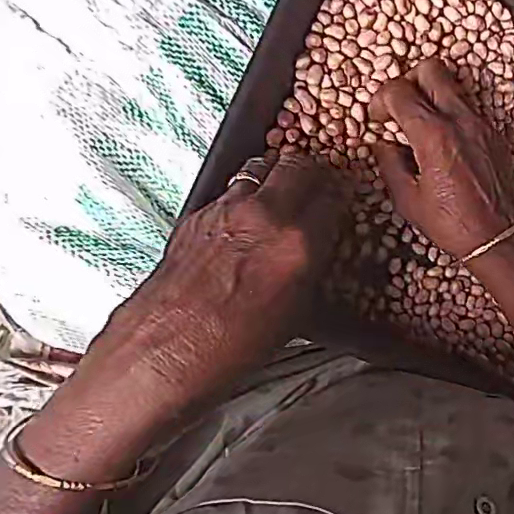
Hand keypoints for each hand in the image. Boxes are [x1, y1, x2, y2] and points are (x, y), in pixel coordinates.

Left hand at [73, 153, 342, 420]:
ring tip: (286, 195)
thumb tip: (318, 245)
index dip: (343, 195)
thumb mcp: (297, 309)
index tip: (345, 198)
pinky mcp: (198, 214)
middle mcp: (262, 216)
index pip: (333, 196)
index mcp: (297, 244)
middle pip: (298, 165)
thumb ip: (311, 265)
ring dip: (278, 176)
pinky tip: (250, 218)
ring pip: (261, 168)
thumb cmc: (238, 343)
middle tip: (321, 183)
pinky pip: (233, 189)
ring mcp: (226, 210)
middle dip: (314, 171)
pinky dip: (248, 194)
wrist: (168, 348)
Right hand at [367, 59, 513, 259]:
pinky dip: (452, 114)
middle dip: (408, 81)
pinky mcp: (495, 136)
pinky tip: (444, 142)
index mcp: (434, 136)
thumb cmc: (453, 224)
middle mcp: (461, 122)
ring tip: (421, 125)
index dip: (380, 100)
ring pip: (453, 86)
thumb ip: (390, 163)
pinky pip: (469, 109)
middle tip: (400, 108)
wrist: (497, 238)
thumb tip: (382, 144)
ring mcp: (482, 126)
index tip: (378, 119)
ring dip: (432, 96)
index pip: (399, 91)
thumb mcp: (408, 200)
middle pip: (430, 69)